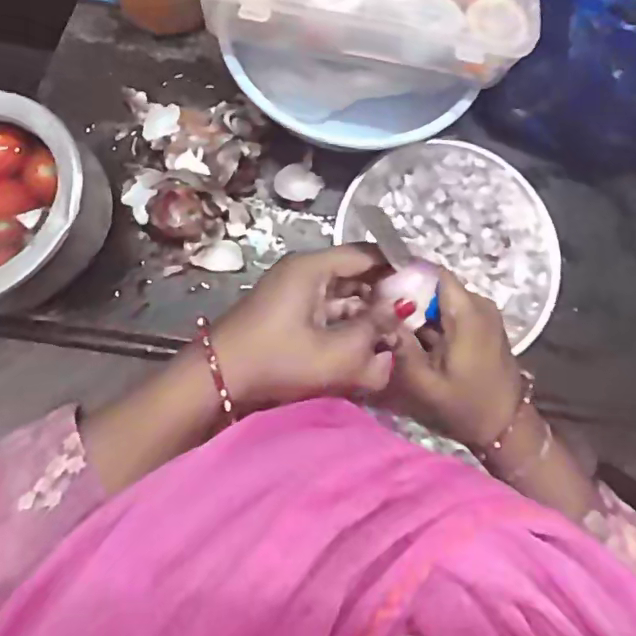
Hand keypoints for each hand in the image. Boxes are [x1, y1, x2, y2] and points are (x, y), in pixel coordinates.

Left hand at [209, 244, 399, 409]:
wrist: (215, 382)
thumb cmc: (276, 360)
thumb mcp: (332, 353)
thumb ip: (373, 334)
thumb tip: (402, 318)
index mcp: (313, 267)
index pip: (366, 253)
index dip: (396, 266)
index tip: (421, 284)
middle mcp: (305, 271)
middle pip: (356, 272)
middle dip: (384, 293)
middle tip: (411, 313)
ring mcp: (294, 291)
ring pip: (343, 292)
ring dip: (366, 310)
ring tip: (393, 330)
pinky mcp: (289, 312)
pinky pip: (327, 307)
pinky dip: (347, 320)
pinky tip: (365, 341)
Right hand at [384, 266, 525, 447]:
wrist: (506, 426)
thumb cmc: (466, 406)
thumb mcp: (426, 383)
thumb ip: (403, 347)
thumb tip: (381, 316)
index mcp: (468, 312)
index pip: (435, 272)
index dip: (409, 276)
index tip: (384, 290)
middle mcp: (480, 304)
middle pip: (439, 285)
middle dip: (412, 296)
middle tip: (386, 314)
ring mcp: (485, 313)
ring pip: (446, 298)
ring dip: (424, 309)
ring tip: (399, 328)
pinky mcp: (485, 324)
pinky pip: (456, 310)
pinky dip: (437, 319)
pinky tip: (421, 339)